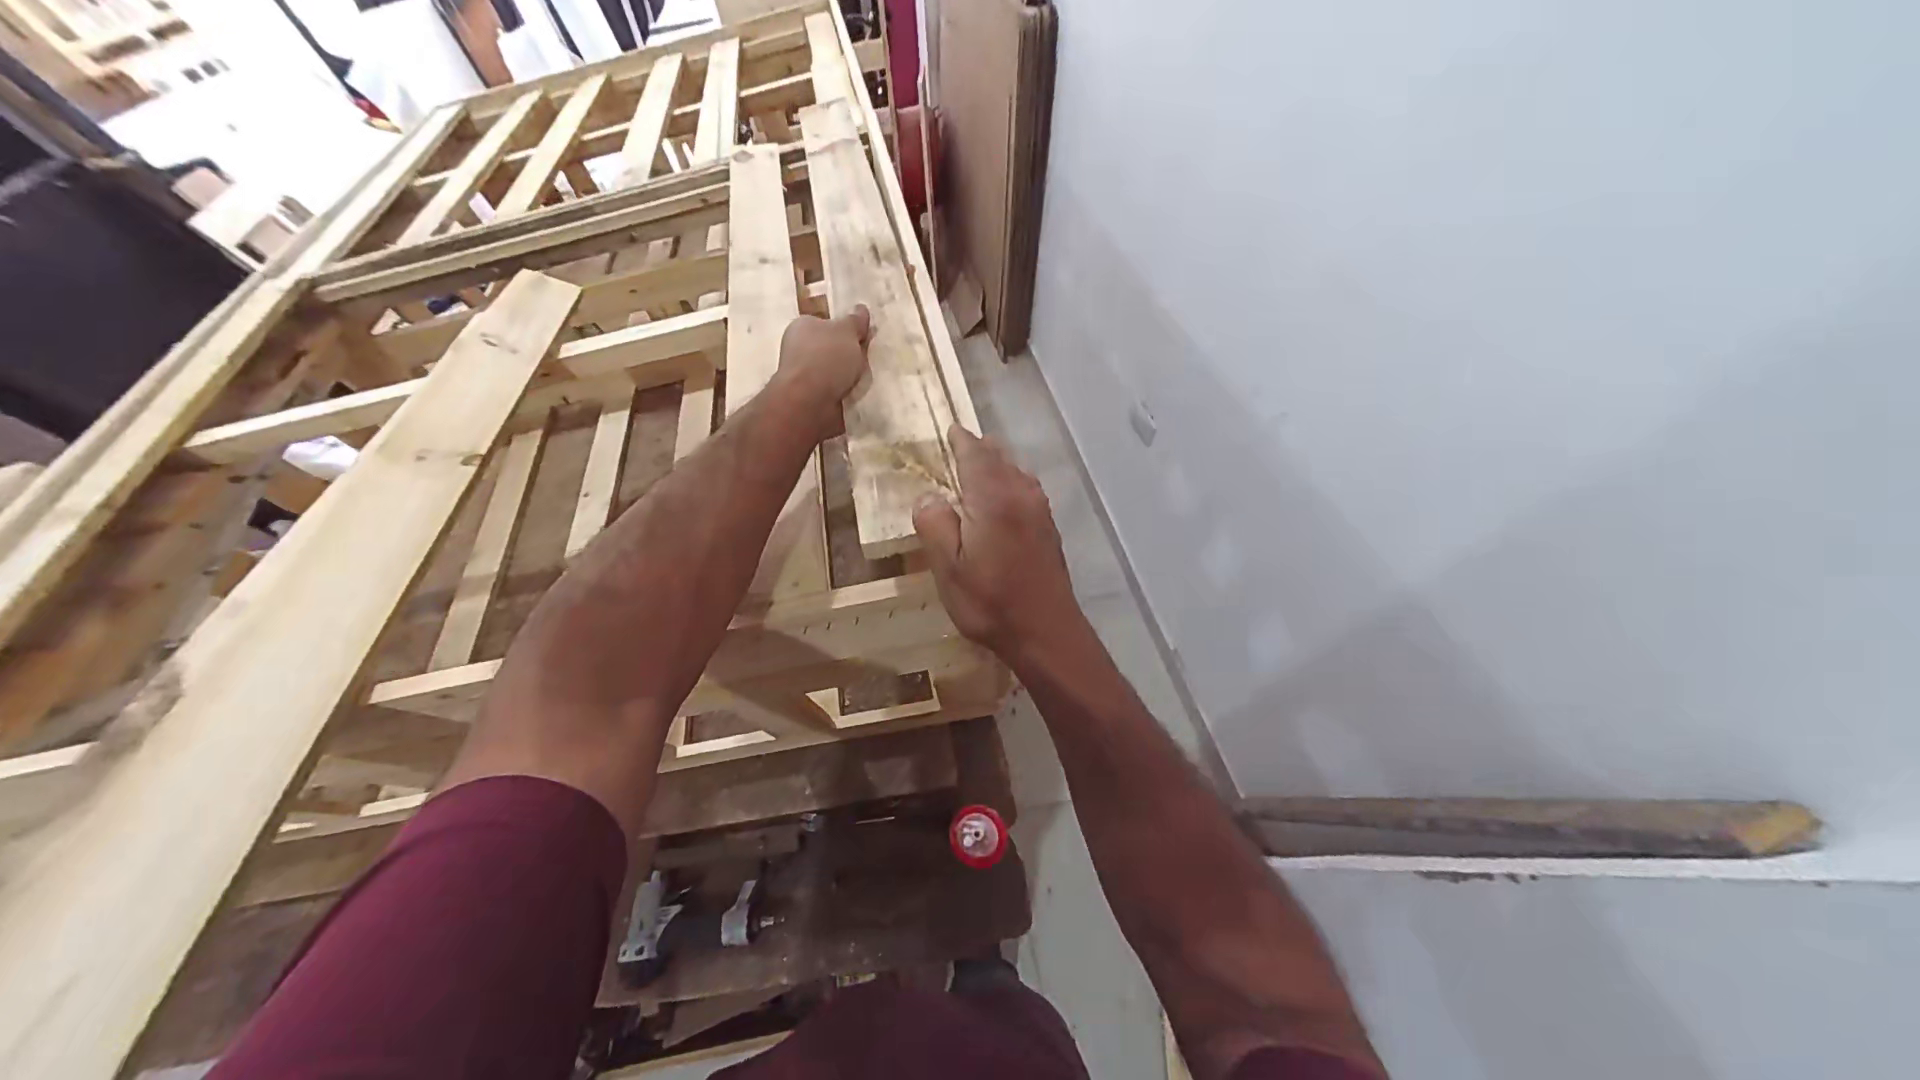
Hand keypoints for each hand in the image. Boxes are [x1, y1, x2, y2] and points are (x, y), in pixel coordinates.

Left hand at [774, 305, 871, 429]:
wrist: (809, 402)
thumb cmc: (826, 358)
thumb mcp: (847, 331)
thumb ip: (855, 321)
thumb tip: (860, 308)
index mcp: (802, 326)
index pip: (826, 323)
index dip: (845, 330)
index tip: (863, 337)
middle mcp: (799, 349)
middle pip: (831, 349)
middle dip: (849, 355)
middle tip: (867, 359)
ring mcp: (803, 376)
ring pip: (834, 372)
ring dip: (848, 377)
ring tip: (865, 379)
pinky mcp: (810, 399)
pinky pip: (834, 392)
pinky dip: (845, 394)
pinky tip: (856, 395)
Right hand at [913, 426, 1084, 661]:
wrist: (1046, 633)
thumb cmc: (990, 602)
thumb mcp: (948, 568)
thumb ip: (935, 525)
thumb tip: (929, 496)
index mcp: (994, 497)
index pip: (975, 453)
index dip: (959, 440)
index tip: (948, 430)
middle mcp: (1022, 494)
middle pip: (998, 458)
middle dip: (977, 450)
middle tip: (955, 448)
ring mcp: (1040, 511)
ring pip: (1015, 473)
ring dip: (994, 467)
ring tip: (974, 472)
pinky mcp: (1048, 529)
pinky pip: (1025, 491)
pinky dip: (1007, 485)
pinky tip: (998, 503)